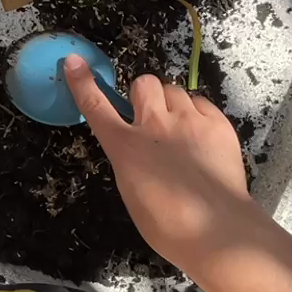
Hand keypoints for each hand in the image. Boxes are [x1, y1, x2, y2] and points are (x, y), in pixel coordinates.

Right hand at [63, 56, 274, 274]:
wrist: (217, 229)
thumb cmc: (167, 224)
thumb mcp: (131, 190)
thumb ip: (129, 158)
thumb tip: (135, 146)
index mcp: (125, 147)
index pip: (96, 106)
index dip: (82, 82)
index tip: (73, 62)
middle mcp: (154, 125)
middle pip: (143, 83)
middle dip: (144, 95)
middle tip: (152, 117)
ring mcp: (189, 120)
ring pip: (174, 90)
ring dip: (172, 104)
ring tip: (181, 130)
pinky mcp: (218, 123)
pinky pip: (201, 102)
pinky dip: (197, 114)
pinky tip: (202, 137)